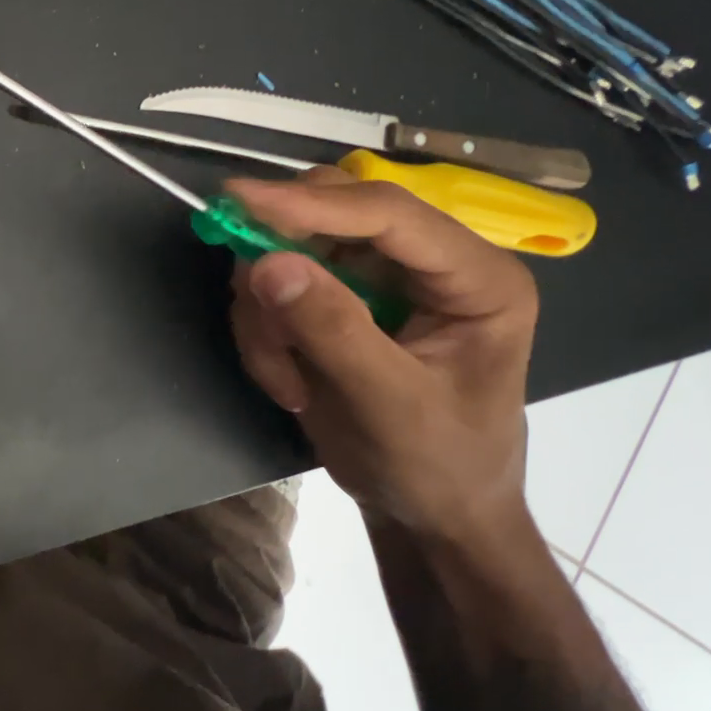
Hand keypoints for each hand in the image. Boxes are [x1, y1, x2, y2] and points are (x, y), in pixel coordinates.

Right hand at [226, 170, 538, 542]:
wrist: (428, 510)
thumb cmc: (437, 464)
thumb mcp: (390, 405)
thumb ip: (334, 330)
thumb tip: (265, 263)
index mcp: (473, 276)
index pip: (386, 212)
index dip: (310, 203)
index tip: (236, 201)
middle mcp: (423, 261)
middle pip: (328, 212)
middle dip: (280, 259)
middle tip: (251, 303)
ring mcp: (374, 276)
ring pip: (285, 248)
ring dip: (266, 312)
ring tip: (284, 372)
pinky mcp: (334, 295)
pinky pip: (269, 284)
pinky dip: (261, 330)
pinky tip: (286, 376)